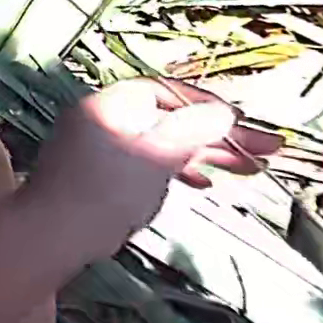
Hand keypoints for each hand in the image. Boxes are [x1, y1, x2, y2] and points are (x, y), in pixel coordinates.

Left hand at [23, 77, 281, 253]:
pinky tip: (203, 184)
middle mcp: (104, 117)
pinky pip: (145, 160)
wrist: (54, 231)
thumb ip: (189, 131)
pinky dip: (175, 168)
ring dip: (202, 152)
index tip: (243, 122)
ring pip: (160, 140)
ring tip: (248, 169)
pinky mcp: (101, 171)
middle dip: (216, 133)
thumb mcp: (155, 157)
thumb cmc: (106, 190)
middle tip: (267, 150)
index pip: (164, 91)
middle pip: (167, 116)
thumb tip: (222, 111)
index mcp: (112, 104)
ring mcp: (100, 144)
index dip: (206, 104)